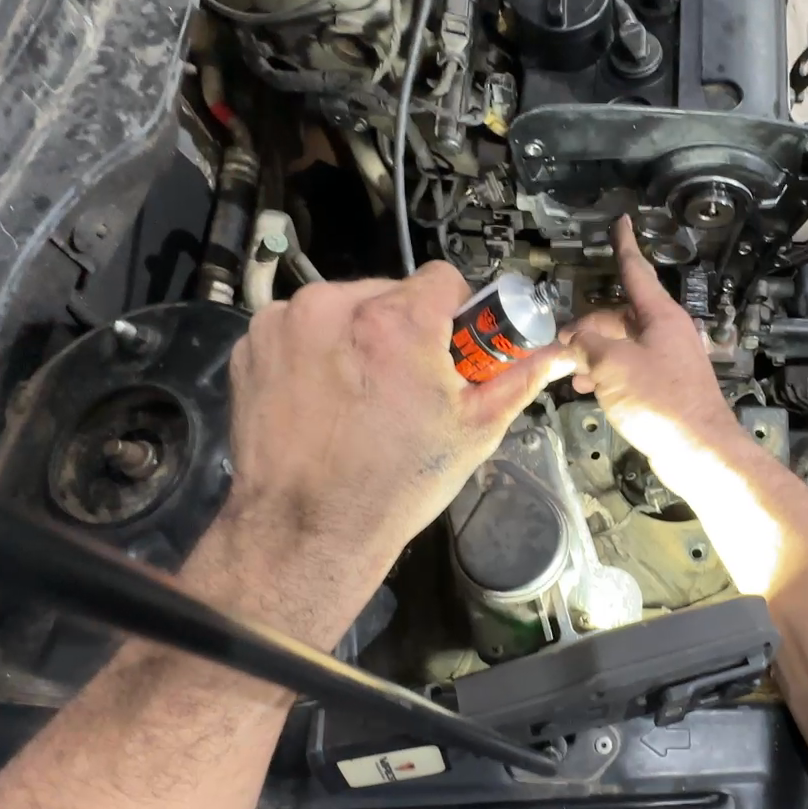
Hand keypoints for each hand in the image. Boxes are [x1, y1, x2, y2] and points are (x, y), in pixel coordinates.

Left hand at [193, 263, 567, 643]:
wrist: (308, 530)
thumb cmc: (394, 484)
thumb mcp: (475, 430)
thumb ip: (519, 378)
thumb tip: (553, 354)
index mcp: (396, 323)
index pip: (443, 279)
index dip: (457, 313)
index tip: (453, 345)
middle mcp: (335, 308)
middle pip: (392, 294)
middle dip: (406, 329)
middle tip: (410, 380)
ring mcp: (286, 325)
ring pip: (346, 308)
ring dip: (360, 337)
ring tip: (365, 394)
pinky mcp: (254, 346)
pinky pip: (302, 328)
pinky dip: (319, 351)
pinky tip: (329, 398)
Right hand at [562, 218, 744, 473]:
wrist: (698, 450)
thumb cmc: (658, 400)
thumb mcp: (611, 365)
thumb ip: (586, 343)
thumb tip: (572, 337)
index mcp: (661, 316)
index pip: (636, 271)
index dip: (624, 246)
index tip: (622, 221)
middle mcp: (667, 332)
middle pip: (620, 316)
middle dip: (588, 326)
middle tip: (559, 344)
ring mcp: (668, 360)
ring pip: (622, 345)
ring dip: (594, 354)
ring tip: (570, 372)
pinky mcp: (665, 387)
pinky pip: (629, 369)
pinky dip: (608, 373)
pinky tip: (589, 389)